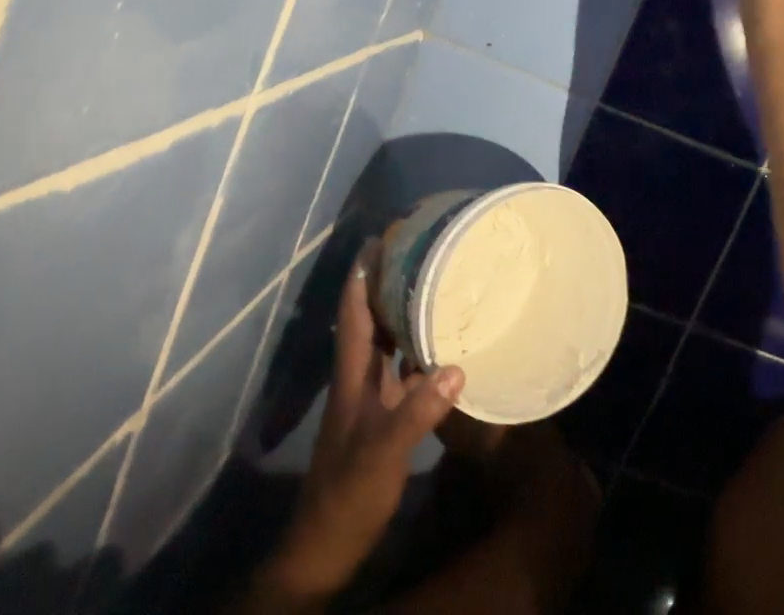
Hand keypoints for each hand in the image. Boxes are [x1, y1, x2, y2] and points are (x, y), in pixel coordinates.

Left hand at [259, 264, 464, 602]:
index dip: (362, 276)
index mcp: (352, 378)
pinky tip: (448, 349)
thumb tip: (455, 367)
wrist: (327, 544)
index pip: (354, 316)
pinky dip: (423, 354)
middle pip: (373, 322)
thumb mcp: (382, 453)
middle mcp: (361, 381)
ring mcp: (372, 401)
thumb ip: (416, 412)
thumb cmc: (348, 493)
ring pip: (391, 346)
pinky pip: (406, 373)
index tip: (379, 239)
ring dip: (407, 316)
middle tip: (420, 253)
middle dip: (388, 285)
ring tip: (439, 287)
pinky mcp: (386, 419)